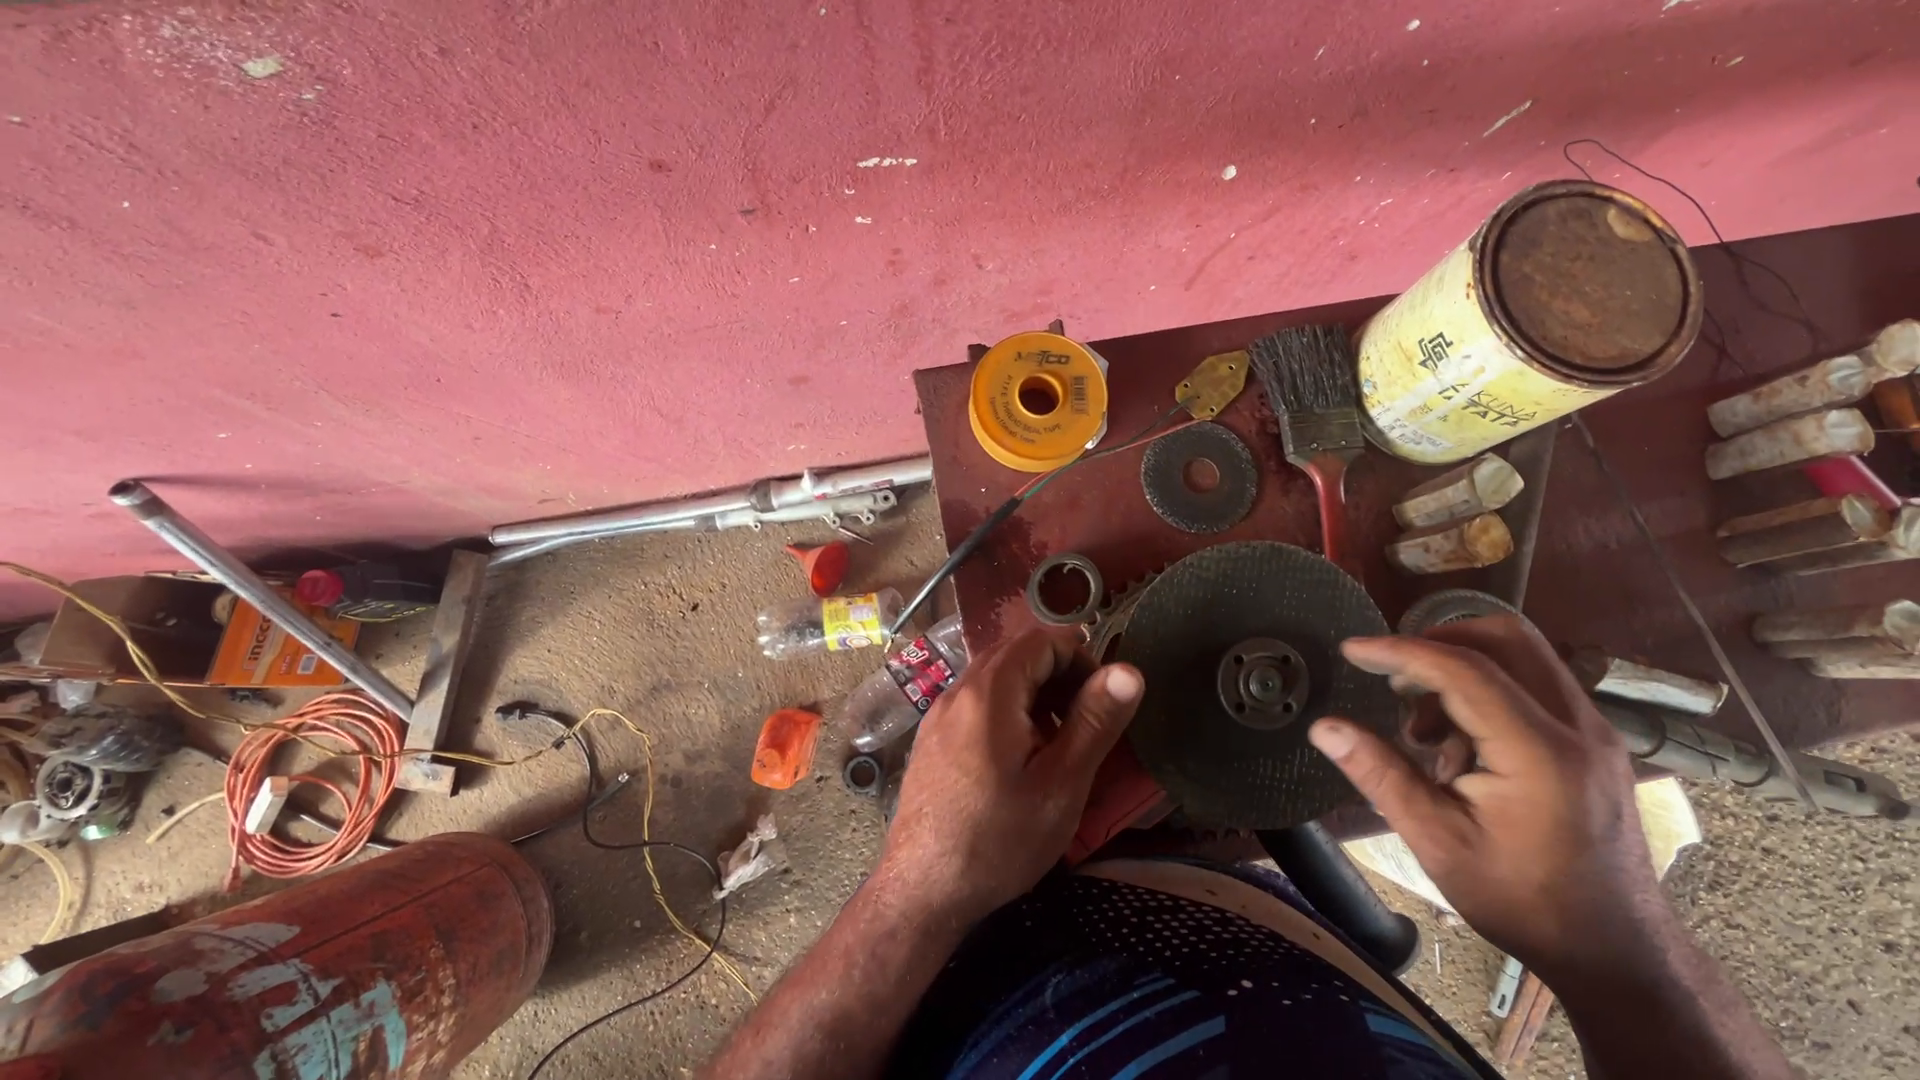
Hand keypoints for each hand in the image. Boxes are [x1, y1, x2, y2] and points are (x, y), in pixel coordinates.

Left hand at [874, 629, 1142, 925]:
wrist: (922, 890)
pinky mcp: (931, 741)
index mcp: (988, 692)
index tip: (1104, 701)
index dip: (1081, 658)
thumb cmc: (999, 839)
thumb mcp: (1061, 784)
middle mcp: (956, 691)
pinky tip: (1021, 762)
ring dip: (1035, 697)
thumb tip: (1129, 670)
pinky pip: (976, 706)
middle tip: (1087, 724)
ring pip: (995, 681)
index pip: (1041, 640)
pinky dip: (1008, 714)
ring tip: (1059, 746)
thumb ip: (1095, 721)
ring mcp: (938, 716)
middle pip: (1016, 655)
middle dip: (1059, 677)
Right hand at [1308, 616, 1671, 980]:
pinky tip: (1460, 748)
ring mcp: (1596, 732)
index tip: (1352, 651)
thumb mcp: (1437, 841)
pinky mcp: (1596, 745)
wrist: (1617, 952)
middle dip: (1439, 641)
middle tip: (1394, 677)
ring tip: (1423, 732)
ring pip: (1525, 657)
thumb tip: (1324, 727)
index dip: (1400, 651)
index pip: (1464, 670)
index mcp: (1539, 752)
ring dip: (1463, 670)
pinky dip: (1489, 692)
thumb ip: (1380, 774)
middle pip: (1507, 638)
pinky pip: (1537, 687)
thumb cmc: (1521, 902)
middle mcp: (1578, 727)